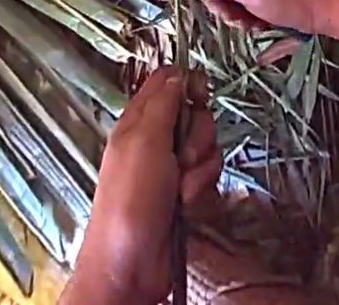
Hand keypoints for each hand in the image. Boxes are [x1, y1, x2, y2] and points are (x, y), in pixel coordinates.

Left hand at [66, 67, 219, 304]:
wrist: (130, 266)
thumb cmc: (131, 197)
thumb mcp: (144, 140)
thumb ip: (164, 102)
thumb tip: (179, 73)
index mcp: (138, 119)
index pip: (166, 81)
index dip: (186, 81)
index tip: (198, 93)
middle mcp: (156, 137)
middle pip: (193, 111)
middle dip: (196, 132)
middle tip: (182, 154)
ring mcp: (171, 164)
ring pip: (205, 140)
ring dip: (199, 163)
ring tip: (181, 185)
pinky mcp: (186, 188)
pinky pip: (208, 170)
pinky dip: (201, 184)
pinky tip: (186, 201)